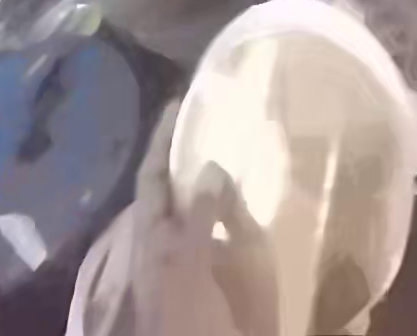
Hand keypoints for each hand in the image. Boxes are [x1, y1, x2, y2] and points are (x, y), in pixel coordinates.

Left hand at [123, 104, 239, 335]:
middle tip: (220, 121)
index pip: (153, 175)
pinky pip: (234, 230)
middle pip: (179, 187)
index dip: (161, 139)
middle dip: (194, 155)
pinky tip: (264, 198)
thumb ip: (201, 215)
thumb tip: (212, 166)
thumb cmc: (188, 322)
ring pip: (207, 206)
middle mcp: (171, 241)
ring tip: (246, 149)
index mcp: (155, 236)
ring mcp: (196, 259)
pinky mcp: (223, 276)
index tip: (178, 103)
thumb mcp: (188, 266)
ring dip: (222, 180)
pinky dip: (244, 211)